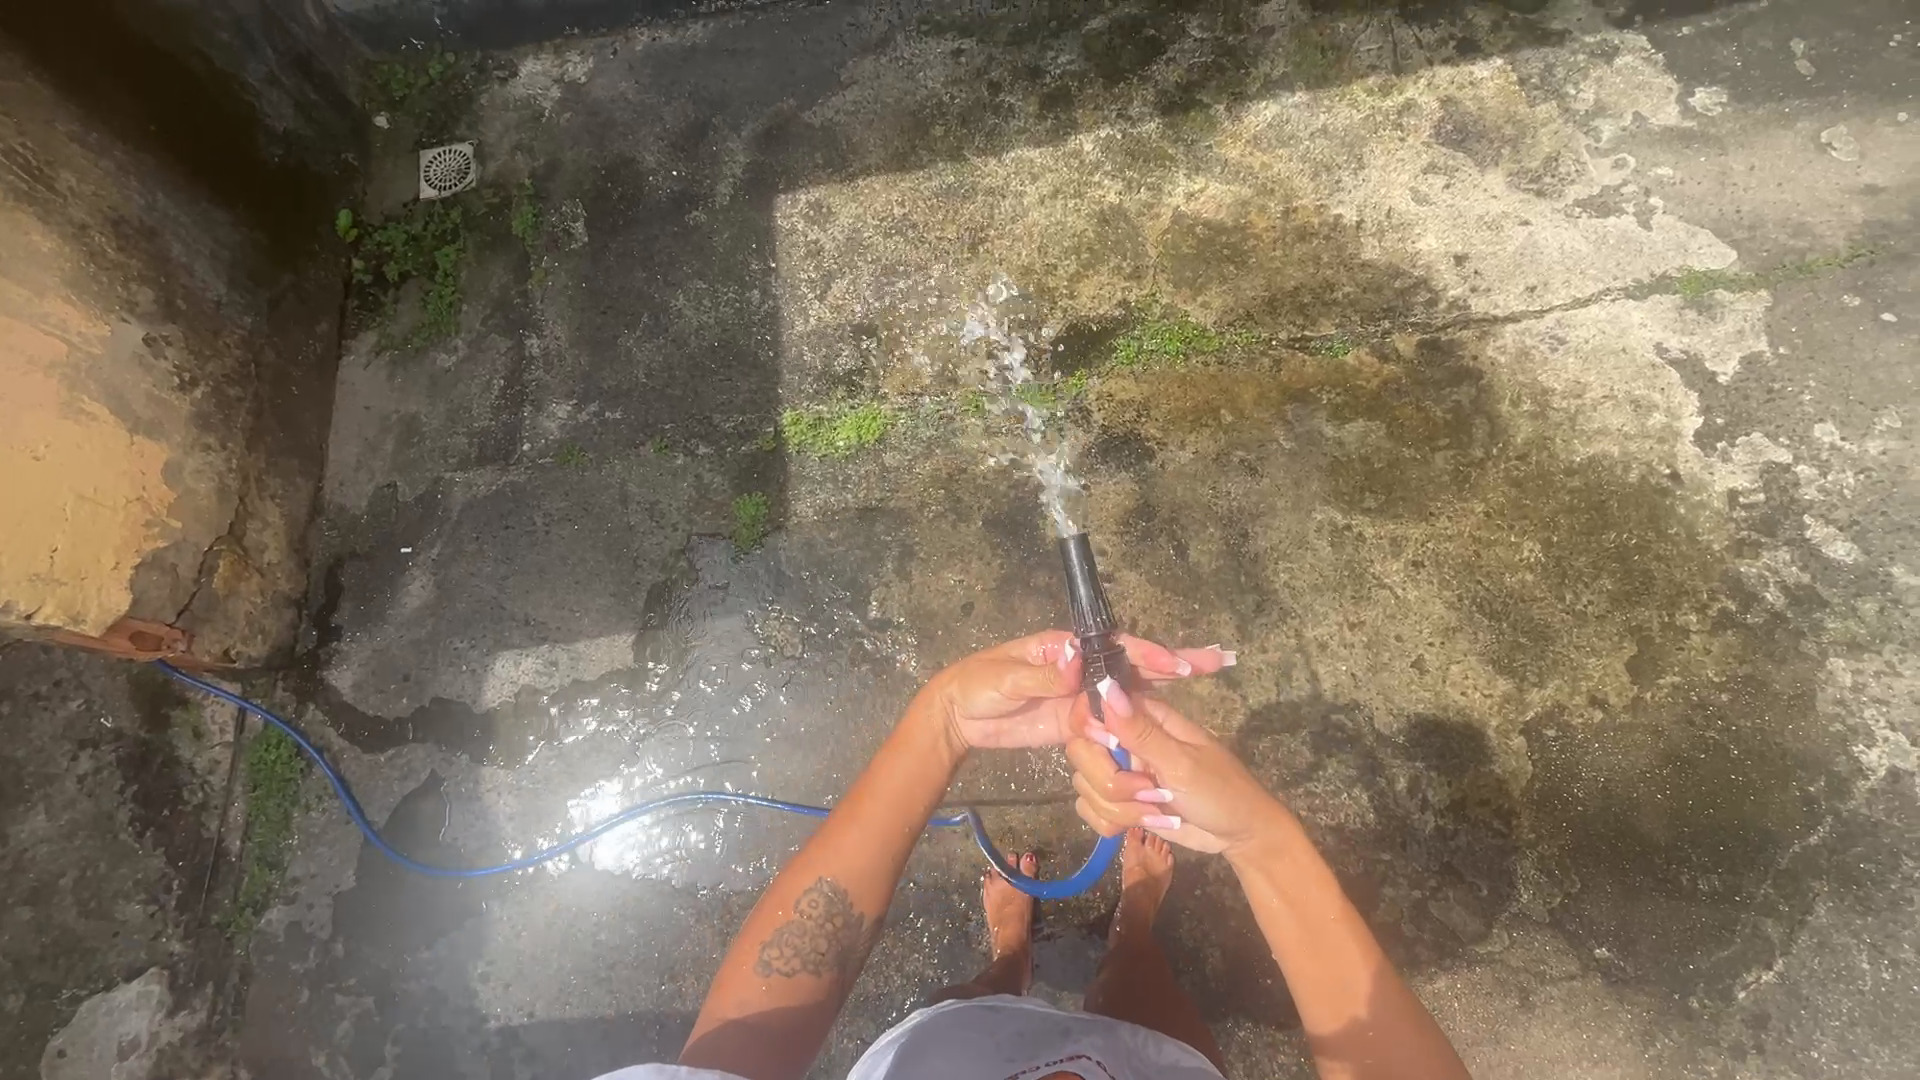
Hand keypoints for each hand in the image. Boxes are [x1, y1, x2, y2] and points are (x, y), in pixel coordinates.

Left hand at [925, 631, 1233, 752]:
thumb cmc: (977, 684)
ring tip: (1205, 684)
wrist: (957, 716)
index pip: (1113, 648)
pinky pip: (1110, 724)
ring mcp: (1079, 697)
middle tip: (1218, 659)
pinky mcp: (1074, 724)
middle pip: (1132, 666)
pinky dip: (1136, 726)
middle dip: (1174, 662)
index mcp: (1064, 648)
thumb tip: (1078, 663)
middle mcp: (1079, 669)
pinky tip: (1163, 734)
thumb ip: (1042, 674)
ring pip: (1128, 695)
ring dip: (1165, 693)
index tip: (1177, 665)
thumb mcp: (1005, 677)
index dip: (1146, 654)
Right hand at [1065, 694, 1287, 855]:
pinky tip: (1143, 822)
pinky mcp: (1118, 800)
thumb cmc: (1221, 792)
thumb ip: (1139, 731)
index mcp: (1143, 716)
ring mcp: (1121, 771)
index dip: (1088, 728)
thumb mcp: (1182, 762)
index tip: (1110, 750)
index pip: (1092, 707)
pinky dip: (1112, 822)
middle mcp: (1125, 739)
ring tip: (1158, 809)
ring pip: (1084, 784)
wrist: (1239, 836)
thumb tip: (1105, 686)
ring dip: (1120, 807)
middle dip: (1111, 781)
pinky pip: (1089, 809)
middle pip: (1081, 751)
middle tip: (1149, 791)